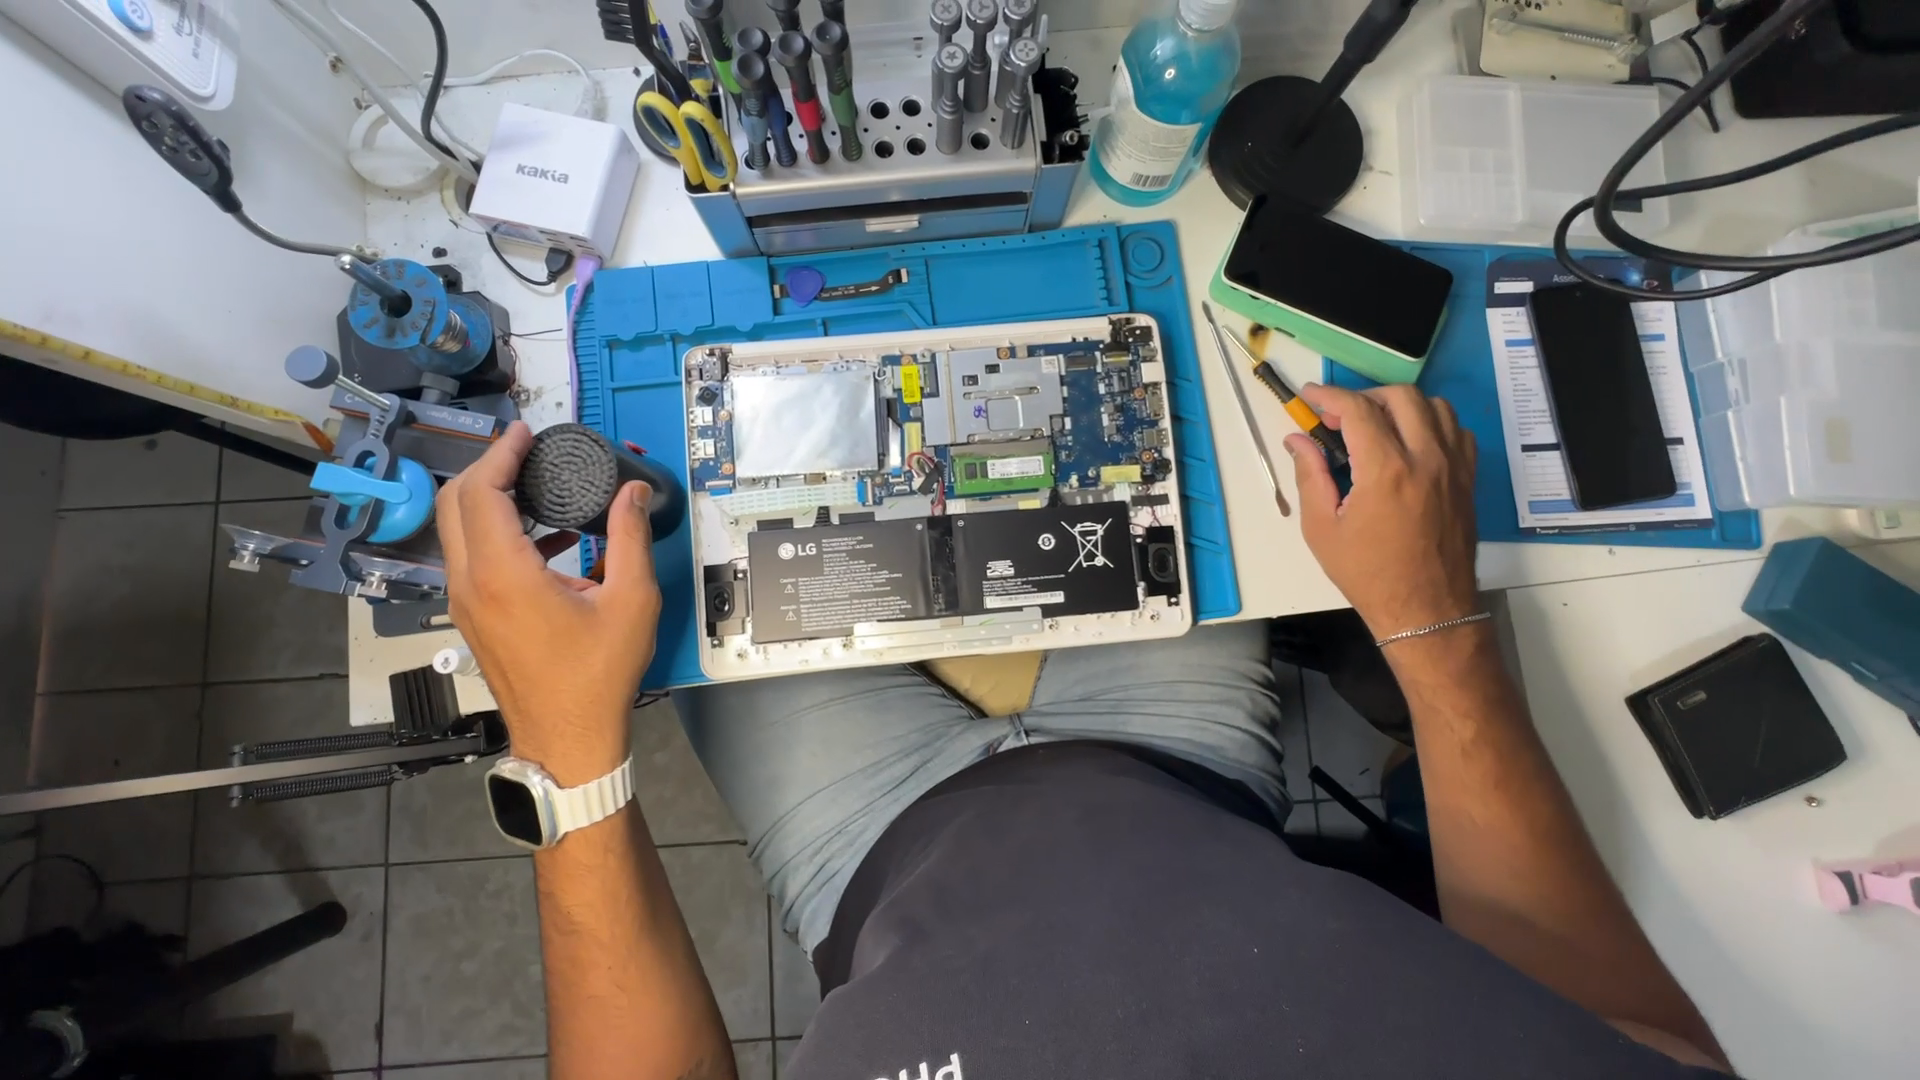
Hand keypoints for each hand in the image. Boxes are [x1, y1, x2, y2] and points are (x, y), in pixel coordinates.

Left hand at [437, 422, 661, 784]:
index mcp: (503, 572)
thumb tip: (634, 491)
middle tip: (529, 452)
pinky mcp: (474, 617)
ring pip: (459, 531)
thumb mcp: (631, 600)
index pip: (482, 492)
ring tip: (539, 486)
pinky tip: (552, 539)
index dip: (501, 454)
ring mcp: (466, 602)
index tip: (526, 432)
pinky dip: (498, 533)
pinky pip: (473, 558)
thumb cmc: (600, 671)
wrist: (567, 737)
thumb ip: (631, 538)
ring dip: (490, 499)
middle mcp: (471, 581)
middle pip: (457, 504)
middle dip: (489, 468)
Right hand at [1285, 384, 1479, 641]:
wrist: (1426, 607)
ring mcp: (1454, 466)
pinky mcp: (1468, 478)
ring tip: (1375, 427)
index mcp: (1385, 471)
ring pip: (1434, 406)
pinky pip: (1456, 430)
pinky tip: (1408, 443)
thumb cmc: (1366, 573)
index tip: (1308, 396)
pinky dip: (1430, 423)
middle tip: (1339, 418)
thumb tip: (1298, 439)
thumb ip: (1310, 476)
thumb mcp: (1322, 528)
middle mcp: (1426, 458)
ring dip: (1400, 406)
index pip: (1358, 410)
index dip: (1328, 396)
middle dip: (1364, 397)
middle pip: (1400, 396)